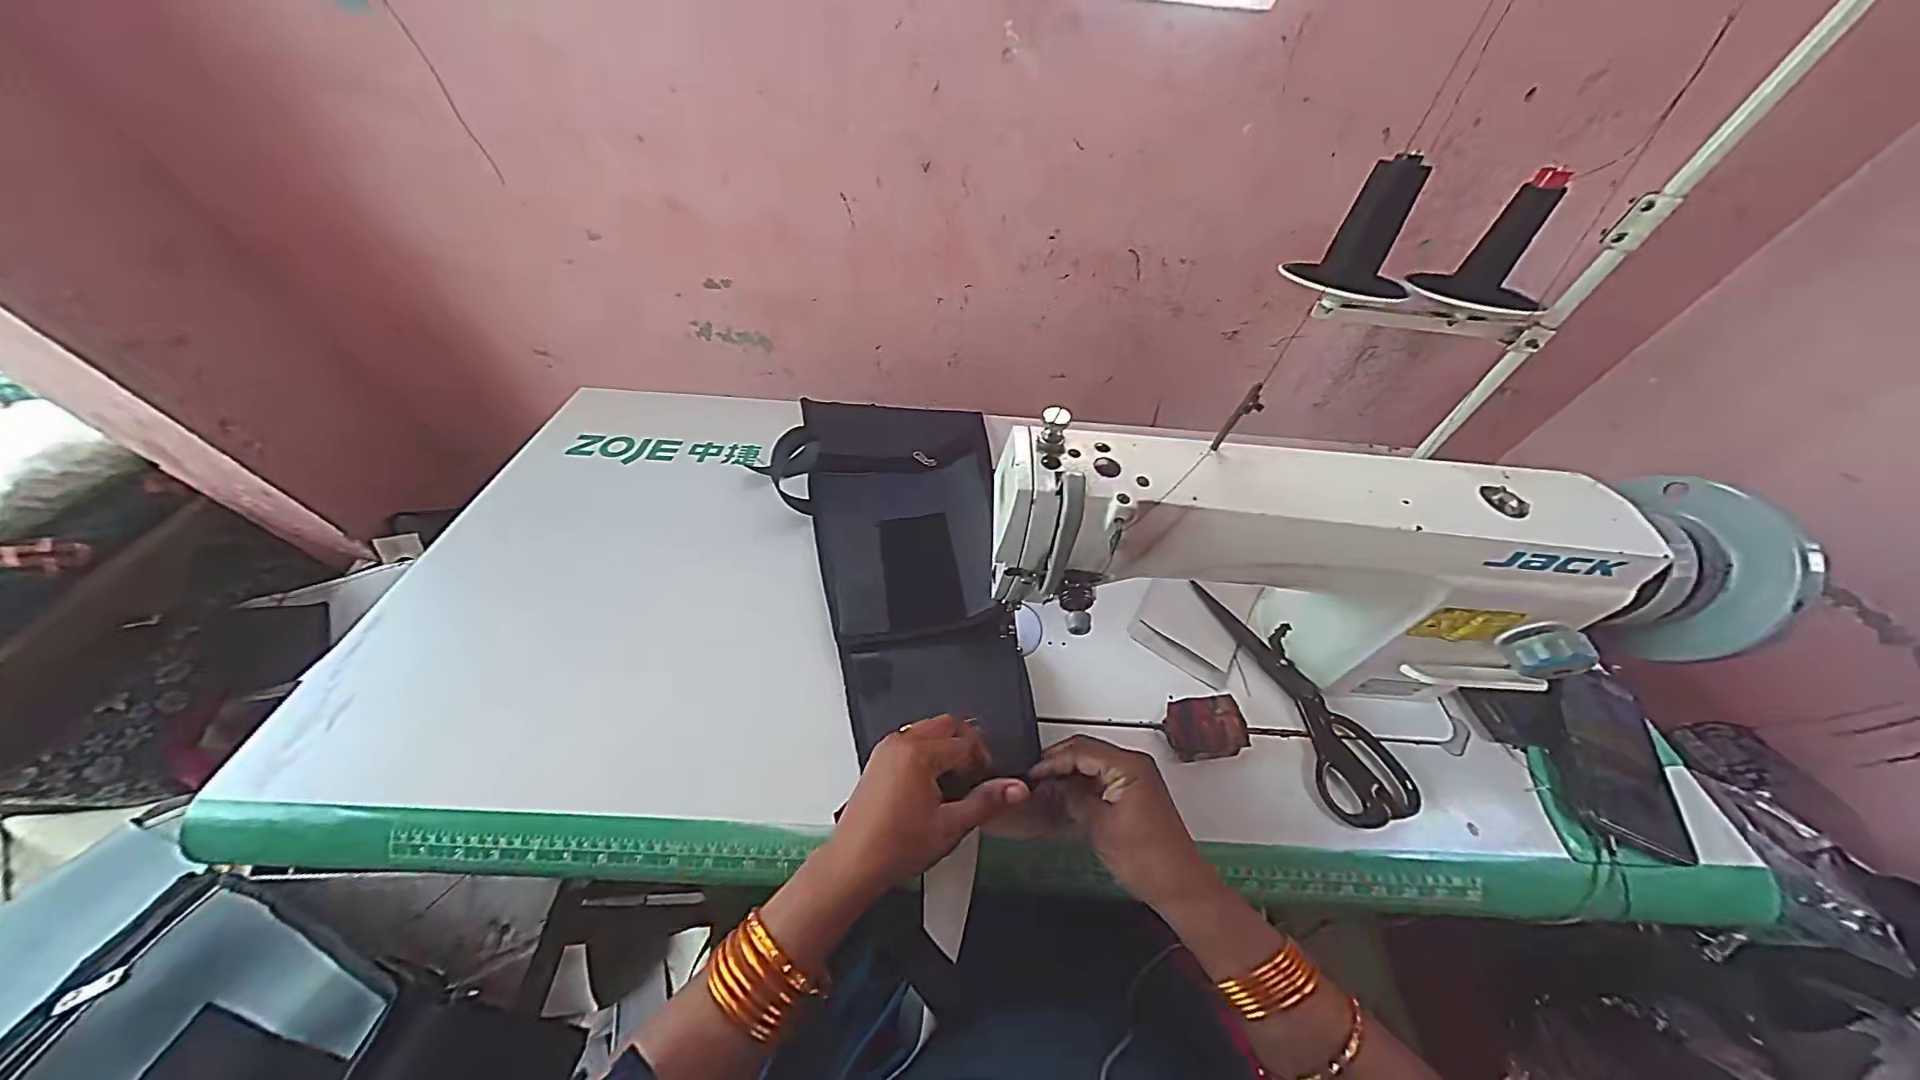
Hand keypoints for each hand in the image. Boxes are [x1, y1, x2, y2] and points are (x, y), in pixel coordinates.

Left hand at [821, 714, 1029, 896]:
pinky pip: (911, 741)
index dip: (985, 762)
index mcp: (918, 753)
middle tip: (978, 774)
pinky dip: (928, 752)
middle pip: (948, 724)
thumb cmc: (891, 847)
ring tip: (956, 782)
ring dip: (947, 747)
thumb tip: (1014, 789)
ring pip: (928, 729)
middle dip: (968, 745)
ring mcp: (886, 751)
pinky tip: (933, 785)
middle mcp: (899, 744)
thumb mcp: (951, 826)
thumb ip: (987, 802)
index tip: (990, 782)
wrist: (853, 865)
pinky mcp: (878, 761)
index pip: (966, 743)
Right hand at [1027, 735, 1213, 909]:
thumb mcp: (1099, 826)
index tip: (1034, 774)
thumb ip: (1072, 799)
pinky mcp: (1135, 793)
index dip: (1052, 761)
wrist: (1180, 887)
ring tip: (1047, 789)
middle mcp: (1135, 766)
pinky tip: (1067, 799)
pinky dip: (1083, 786)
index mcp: (1129, 766)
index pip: (1080, 750)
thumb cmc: (1151, 861)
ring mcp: (1137, 779)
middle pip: (1087, 751)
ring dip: (1070, 774)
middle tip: (1036, 778)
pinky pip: (1102, 778)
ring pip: (1093, 764)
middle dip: (1059, 763)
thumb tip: (1053, 786)